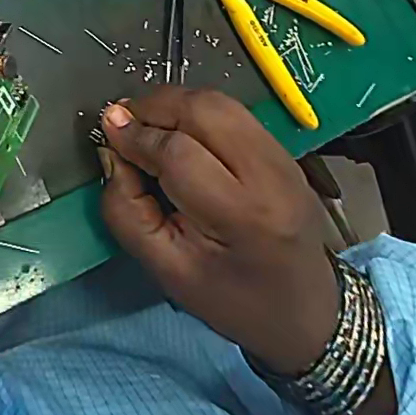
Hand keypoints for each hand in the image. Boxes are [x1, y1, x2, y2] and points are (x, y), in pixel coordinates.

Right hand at [97, 87, 339, 375]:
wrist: (306, 314)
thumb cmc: (231, 299)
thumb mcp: (165, 270)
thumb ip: (126, 210)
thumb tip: (112, 150)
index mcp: (243, 216)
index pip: (178, 152)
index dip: (136, 136)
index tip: (108, 129)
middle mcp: (271, 175)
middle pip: (203, 110)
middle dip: (154, 106)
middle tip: (125, 121)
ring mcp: (284, 157)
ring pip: (218, 101)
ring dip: (174, 103)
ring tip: (148, 122)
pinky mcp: (284, 149)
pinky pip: (231, 111)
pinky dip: (195, 110)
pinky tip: (178, 129)